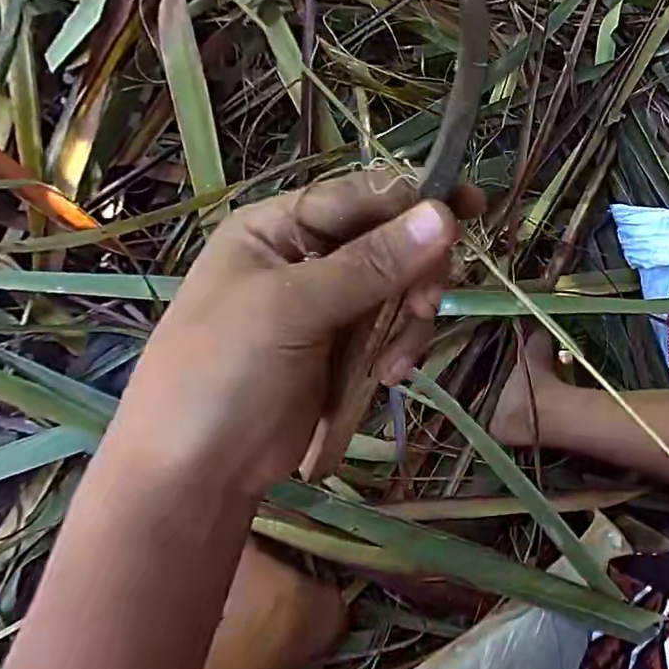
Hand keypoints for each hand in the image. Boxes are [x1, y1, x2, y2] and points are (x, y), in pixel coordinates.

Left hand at [102, 169, 484, 495]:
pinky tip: (388, 375)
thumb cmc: (223, 373)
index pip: (363, 196)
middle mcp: (308, 256)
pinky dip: (401, 348)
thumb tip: (444, 215)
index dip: (416, 200)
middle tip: (427, 306)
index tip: (471, 208)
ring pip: (402, 289)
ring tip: (394, 361)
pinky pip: (396, 328)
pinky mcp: (346, 344)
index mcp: (280, 227)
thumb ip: (372, 263)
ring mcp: (330, 304)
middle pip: (392, 242)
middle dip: (416, 274)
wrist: (196, 472)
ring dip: (410, 321)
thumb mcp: (293, 309)